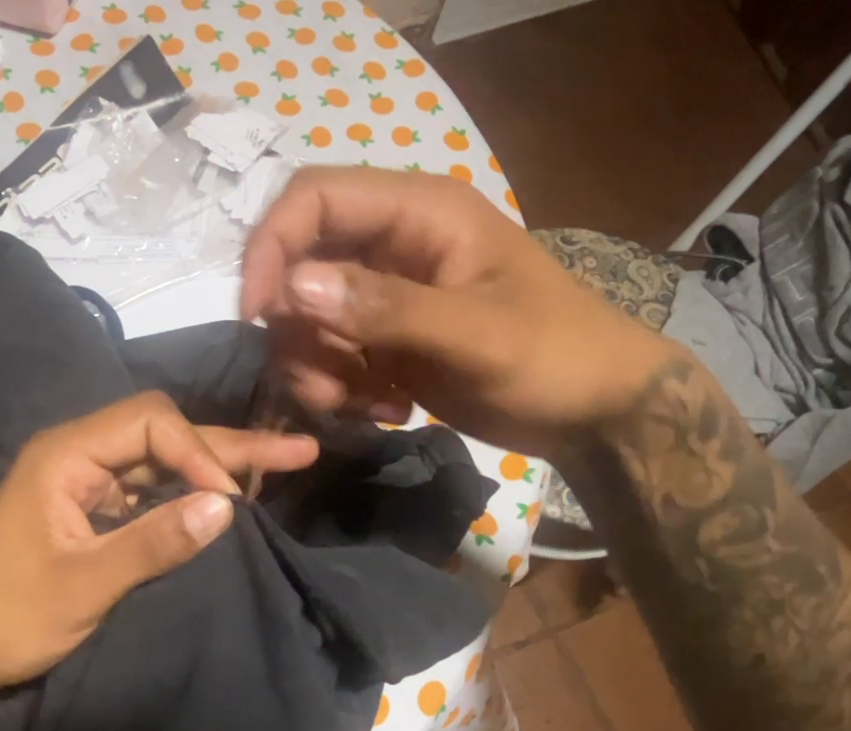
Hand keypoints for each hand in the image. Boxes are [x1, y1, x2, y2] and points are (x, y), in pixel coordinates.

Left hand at [0, 392, 318, 693]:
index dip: (200, 455)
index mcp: (65, 456)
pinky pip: (146, 495)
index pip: (151, 423)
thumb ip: (154, 542)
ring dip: (214, 469)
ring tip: (281, 468)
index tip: (230, 506)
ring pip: (159, 465)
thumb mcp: (84, 584)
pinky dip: (186, 498)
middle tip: (298, 451)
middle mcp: (76, 459)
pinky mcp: (86, 518)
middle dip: (228, 447)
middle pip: (162, 435)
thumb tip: (227, 506)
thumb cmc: (5, 618)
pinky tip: (225, 505)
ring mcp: (81, 489)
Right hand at [240, 166, 669, 454]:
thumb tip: (292, 289)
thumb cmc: (554, 357)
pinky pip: (329, 356)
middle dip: (297, 334)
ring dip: (318, 371)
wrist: (592, 412)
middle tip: (327, 389)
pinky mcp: (383, 340)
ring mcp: (385, 296)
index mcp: (419, 214)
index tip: (258, 316)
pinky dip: (340, 389)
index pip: (314, 198)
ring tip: (367, 406)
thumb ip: (387, 309)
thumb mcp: (476, 334)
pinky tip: (388, 409)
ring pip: (306, 321)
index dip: (272, 246)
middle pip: (297, 267)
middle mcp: (391, 246)